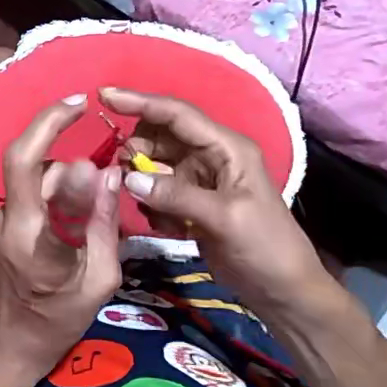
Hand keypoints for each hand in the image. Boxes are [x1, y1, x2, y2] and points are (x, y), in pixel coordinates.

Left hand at [0, 95, 123, 386]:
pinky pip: (37, 194)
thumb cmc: (59, 318)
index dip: (47, 124)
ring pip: (41, 180)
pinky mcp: (5, 221)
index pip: (25, 162)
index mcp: (27, 232)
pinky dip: (61, 199)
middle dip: (77, 173)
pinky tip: (76, 228)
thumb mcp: (99, 278)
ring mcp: (1, 218)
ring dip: (71, 190)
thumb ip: (103, 223)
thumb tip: (110, 173)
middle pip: (40, 169)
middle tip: (102, 204)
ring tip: (88, 229)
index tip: (78, 103)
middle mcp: (7, 218)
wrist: (14, 339)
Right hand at [100, 87, 328, 313]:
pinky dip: (154, 206)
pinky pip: (158, 193)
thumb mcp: (223, 218)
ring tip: (152, 211)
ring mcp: (199, 180)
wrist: (282, 290)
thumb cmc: (265, 246)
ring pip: (155, 166)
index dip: (140, 102)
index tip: (104, 96)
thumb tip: (130, 179)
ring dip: (144, 183)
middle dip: (137, 151)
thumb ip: (176, 196)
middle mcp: (211, 156)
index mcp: (226, 147)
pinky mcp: (191, 204)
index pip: (177, 114)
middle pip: (160, 136)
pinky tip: (169, 228)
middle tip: (119, 174)